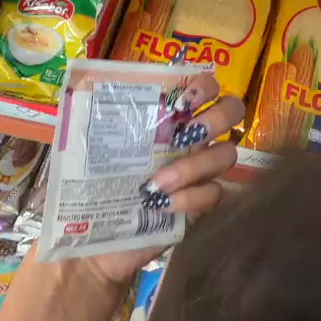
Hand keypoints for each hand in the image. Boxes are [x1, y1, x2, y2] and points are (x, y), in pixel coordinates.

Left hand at [56, 71, 246, 295]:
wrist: (91, 242)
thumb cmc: (90, 188)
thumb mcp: (88, 145)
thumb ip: (95, 115)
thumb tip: (90, 79)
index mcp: (168, 118)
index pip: (206, 86)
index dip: (204, 85)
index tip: (184, 99)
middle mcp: (190, 139)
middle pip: (232, 111)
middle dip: (217, 117)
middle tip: (189, 133)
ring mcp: (199, 172)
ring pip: (225, 154)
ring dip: (194, 165)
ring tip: (158, 182)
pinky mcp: (201, 206)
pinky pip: (214, 193)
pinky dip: (189, 197)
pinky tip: (160, 205)